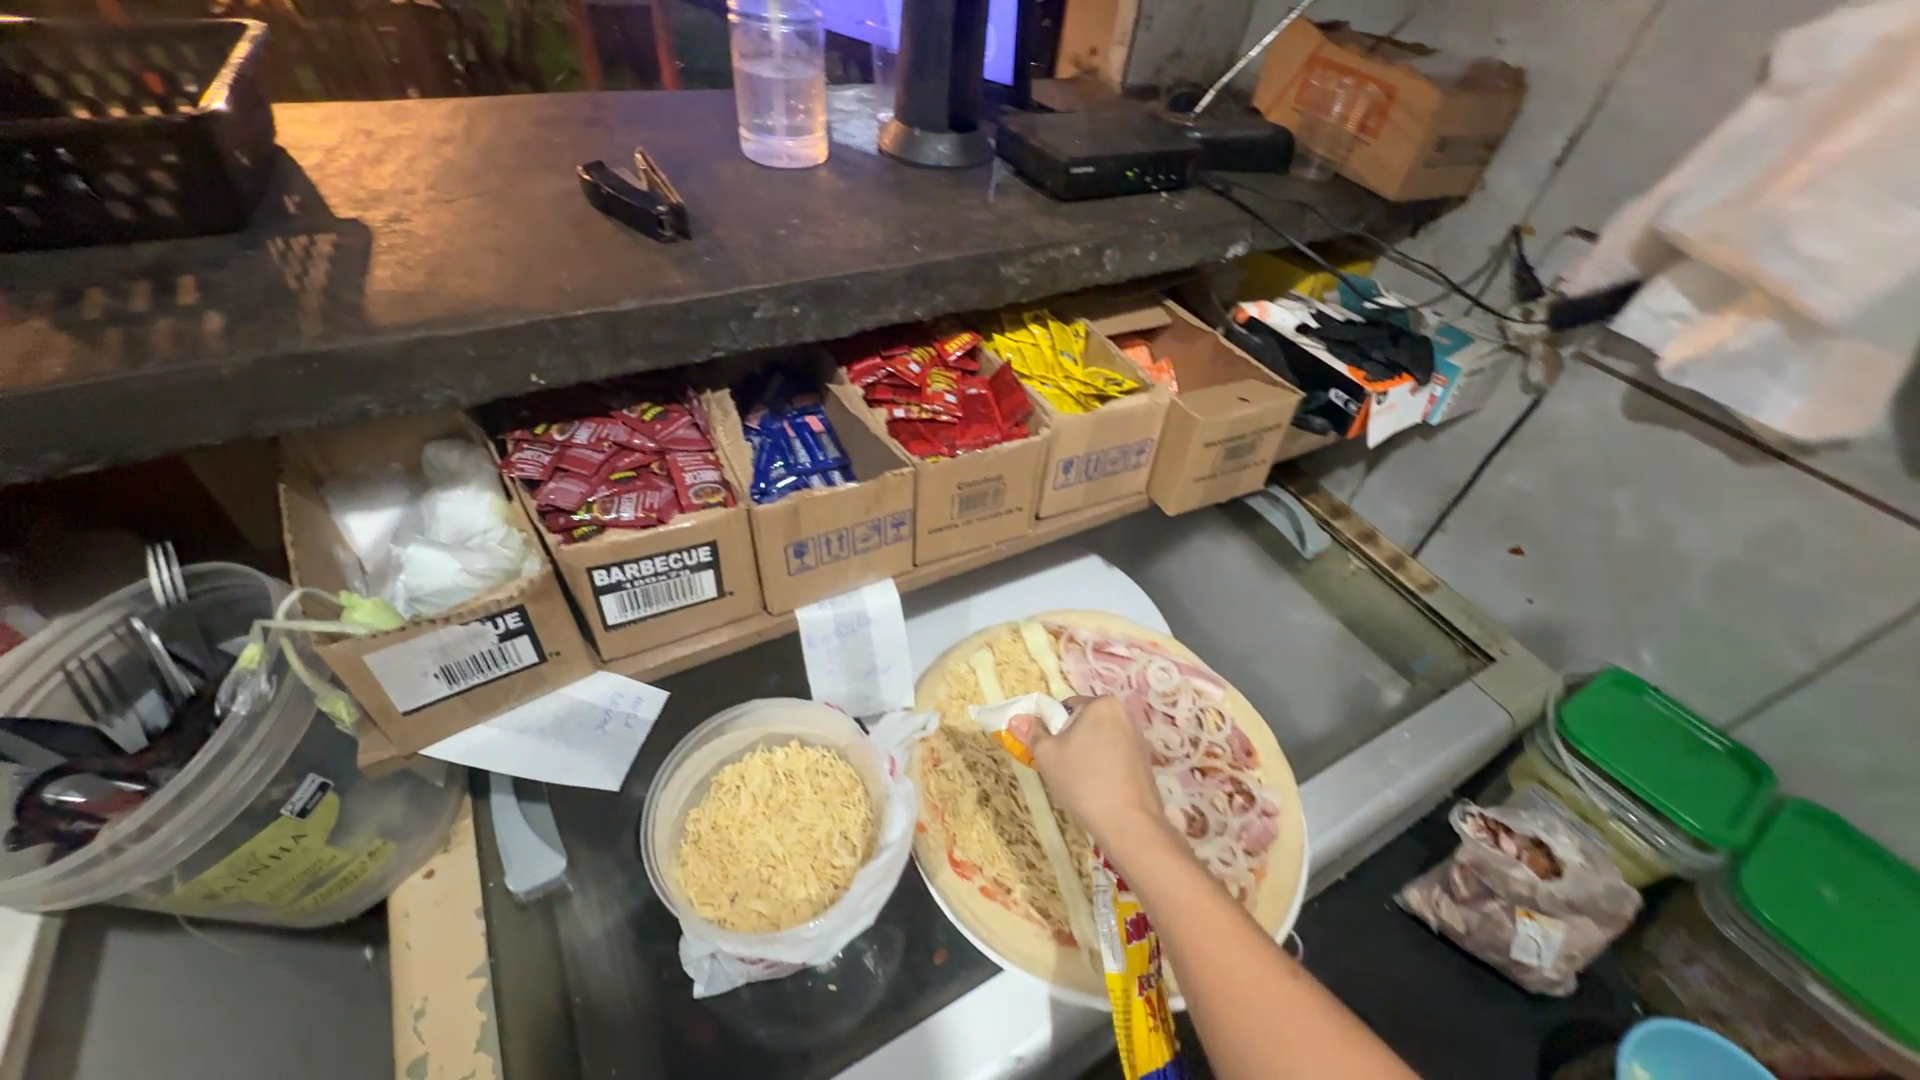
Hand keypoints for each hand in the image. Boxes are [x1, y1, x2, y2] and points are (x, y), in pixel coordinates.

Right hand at [1010, 696, 1164, 846]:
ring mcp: (1139, 739)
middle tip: (1062, 767)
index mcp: (1102, 704)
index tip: (1050, 752)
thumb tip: (1017, 718)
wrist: (1127, 822)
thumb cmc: (1082, 780)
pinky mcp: (1145, 762)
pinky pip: (1116, 756)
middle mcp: (1124, 715)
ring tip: (1081, 782)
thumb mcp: (1047, 755)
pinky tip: (1099, 789)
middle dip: (1072, 741)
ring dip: (1088, 754)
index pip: (1067, 707)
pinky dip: (1105, 767)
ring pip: (1101, 740)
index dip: (1053, 729)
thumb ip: (1031, 732)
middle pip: (1085, 722)